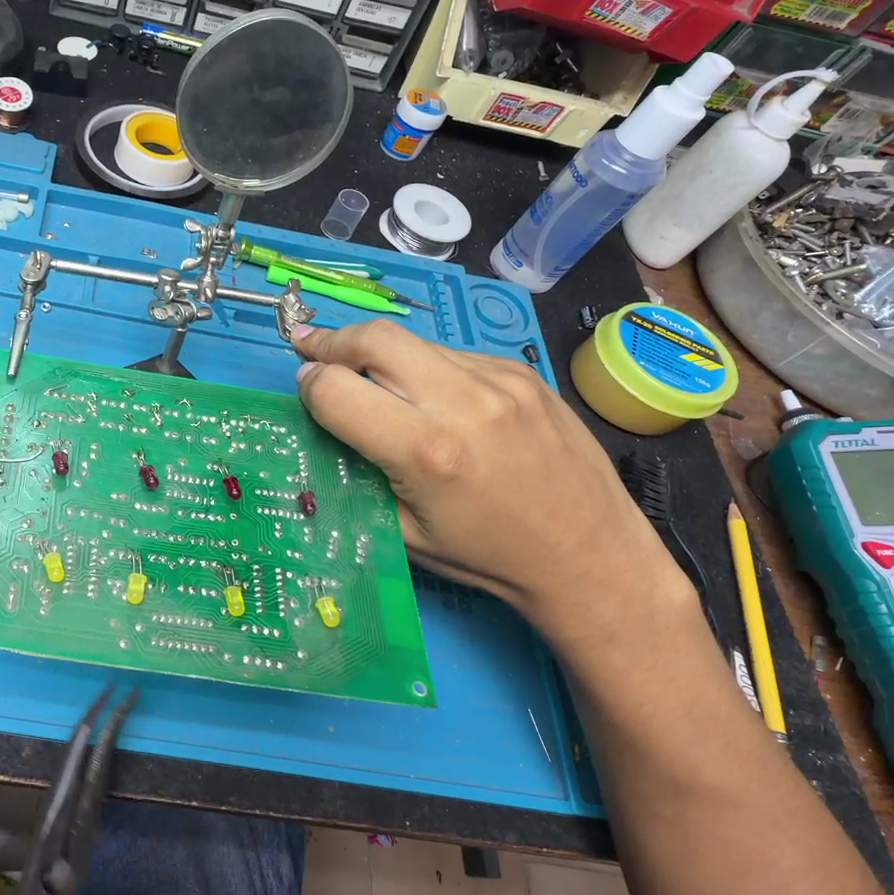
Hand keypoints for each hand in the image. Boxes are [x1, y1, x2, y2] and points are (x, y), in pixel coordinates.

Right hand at [291, 321, 693, 641]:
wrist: (589, 554)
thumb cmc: (486, 556)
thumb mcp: (401, 531)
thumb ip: (357, 471)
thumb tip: (323, 420)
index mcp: (426, 452)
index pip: (337, 389)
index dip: (308, 387)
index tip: (304, 392)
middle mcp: (464, 403)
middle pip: (374, 338)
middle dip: (332, 341)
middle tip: (310, 351)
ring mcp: (500, 379)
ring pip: (414, 342)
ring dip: (379, 355)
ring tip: (371, 379)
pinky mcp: (522, 372)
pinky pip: (452, 355)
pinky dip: (424, 368)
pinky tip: (430, 398)